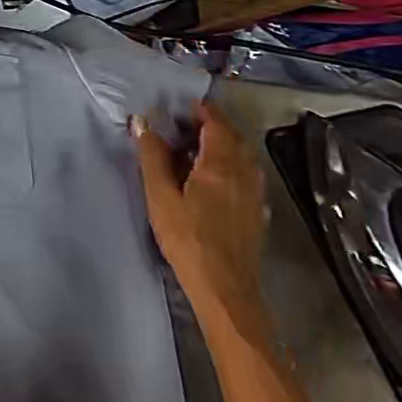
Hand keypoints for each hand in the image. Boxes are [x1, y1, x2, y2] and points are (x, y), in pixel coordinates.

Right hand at [133, 101, 267, 323]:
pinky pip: (247, 174)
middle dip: (210, 126)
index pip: (215, 121)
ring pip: (242, 155)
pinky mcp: (258, 211)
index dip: (199, 111)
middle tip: (183, 129)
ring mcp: (255, 191)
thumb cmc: (189, 240)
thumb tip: (143, 122)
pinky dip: (231, 166)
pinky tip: (214, 181)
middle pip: (231, 135)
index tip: (179, 110)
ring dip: (222, 145)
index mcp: (221, 162)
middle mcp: (244, 170)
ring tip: (196, 153)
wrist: (225, 290)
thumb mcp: (161, 197)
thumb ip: (152, 157)